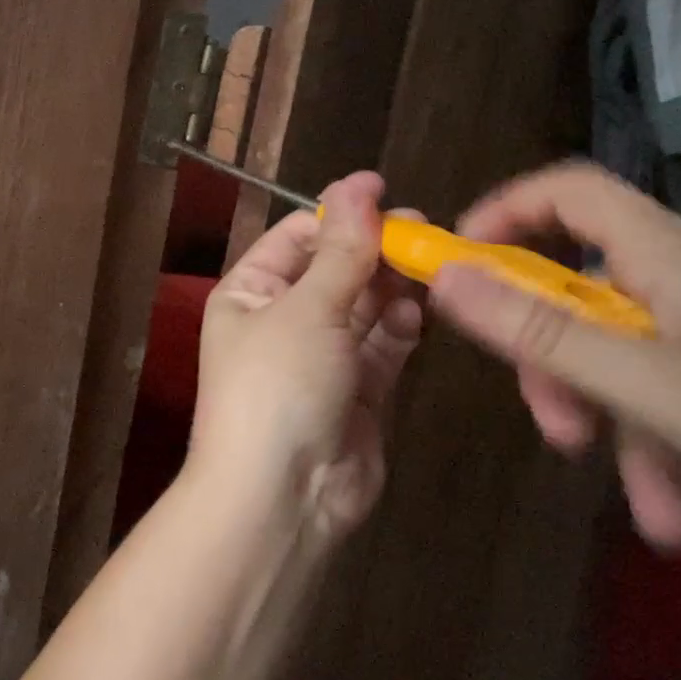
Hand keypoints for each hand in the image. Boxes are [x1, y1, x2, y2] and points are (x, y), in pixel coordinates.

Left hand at [191, 171, 424, 536]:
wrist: (283, 493)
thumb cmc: (277, 385)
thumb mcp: (307, 310)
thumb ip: (342, 252)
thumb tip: (357, 186)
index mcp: (248, 291)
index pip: (295, 237)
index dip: (340, 214)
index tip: (388, 191)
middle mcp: (280, 317)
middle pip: (334, 269)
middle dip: (375, 249)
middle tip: (430, 231)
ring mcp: (320, 355)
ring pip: (364, 306)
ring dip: (393, 286)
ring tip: (432, 265)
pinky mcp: (357, 390)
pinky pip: (382, 346)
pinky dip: (401, 327)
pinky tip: (421, 309)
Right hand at [431, 162, 680, 547]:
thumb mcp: (667, 395)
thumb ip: (544, 334)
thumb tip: (442, 278)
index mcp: (678, 263)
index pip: (572, 192)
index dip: (504, 212)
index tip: (458, 264)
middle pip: (594, 297)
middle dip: (565, 370)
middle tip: (563, 436)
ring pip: (647, 363)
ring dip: (635, 436)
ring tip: (664, 517)